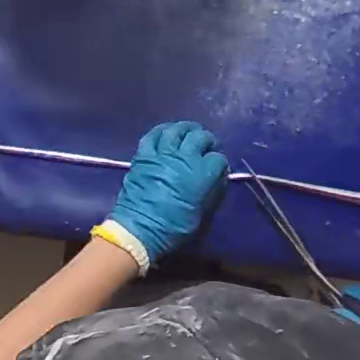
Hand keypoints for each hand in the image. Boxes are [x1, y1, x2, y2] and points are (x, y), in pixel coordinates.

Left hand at [100, 121, 228, 269]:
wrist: (139, 230)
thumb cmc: (173, 228)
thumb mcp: (202, 215)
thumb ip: (211, 193)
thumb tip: (218, 178)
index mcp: (202, 174)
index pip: (218, 158)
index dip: (220, 162)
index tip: (218, 168)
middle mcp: (184, 158)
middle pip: (200, 137)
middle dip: (208, 140)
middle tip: (207, 146)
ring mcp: (162, 154)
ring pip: (177, 130)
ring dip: (186, 129)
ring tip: (190, 132)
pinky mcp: (144, 155)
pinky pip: (153, 135)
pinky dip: (161, 131)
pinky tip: (167, 132)